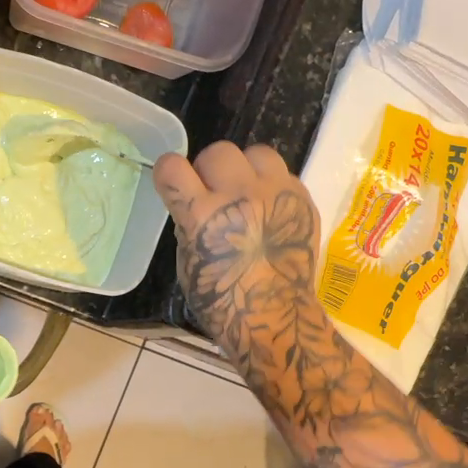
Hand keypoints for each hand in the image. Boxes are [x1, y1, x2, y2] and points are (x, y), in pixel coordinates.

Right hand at [153, 142, 321, 341]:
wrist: (273, 315)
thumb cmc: (220, 301)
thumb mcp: (188, 264)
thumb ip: (189, 226)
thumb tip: (193, 204)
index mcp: (202, 216)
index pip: (173, 169)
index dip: (167, 173)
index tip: (171, 183)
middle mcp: (238, 195)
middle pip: (217, 152)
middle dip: (207, 170)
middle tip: (210, 193)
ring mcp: (274, 192)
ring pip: (254, 152)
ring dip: (242, 170)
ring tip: (243, 195)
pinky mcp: (300, 196)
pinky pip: (279, 173)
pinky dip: (268, 186)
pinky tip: (266, 212)